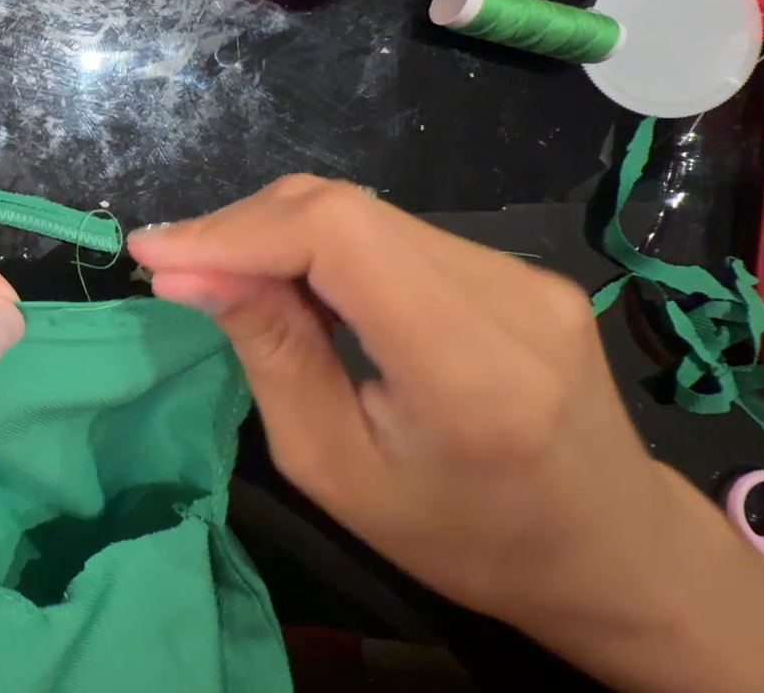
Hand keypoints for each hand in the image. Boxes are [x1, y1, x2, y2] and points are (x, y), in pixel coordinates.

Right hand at [128, 175, 763, 692]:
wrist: (613, 554)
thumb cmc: (458, 534)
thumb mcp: (331, 465)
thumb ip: (266, 352)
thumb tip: (181, 274)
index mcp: (469, 370)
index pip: (337, 239)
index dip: (231, 231)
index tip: (151, 255)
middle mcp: (506, 297)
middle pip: (339, 210)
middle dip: (235, 229)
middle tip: (173, 269)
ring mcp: (517, 272)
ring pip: (354, 210)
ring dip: (266, 233)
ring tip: (219, 276)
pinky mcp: (508, 266)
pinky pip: (380, 227)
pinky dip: (308, 243)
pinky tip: (284, 282)